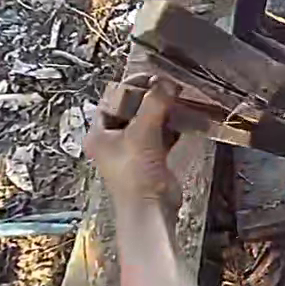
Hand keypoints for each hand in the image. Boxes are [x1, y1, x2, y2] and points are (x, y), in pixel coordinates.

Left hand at [85, 78, 180, 214]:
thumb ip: (154, 103)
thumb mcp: (142, 132)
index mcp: (99, 133)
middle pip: (131, 110)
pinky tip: (185, 116)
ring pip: (148, 122)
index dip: (130, 86)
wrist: (150, 209)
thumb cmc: (136, 171)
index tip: (152, 76)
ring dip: (163, 110)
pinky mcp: (152, 159)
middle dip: (150, 97)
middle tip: (169, 84)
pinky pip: (162, 135)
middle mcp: (113, 141)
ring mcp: (133, 151)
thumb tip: (167, 80)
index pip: (112, 100)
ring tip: (179, 96)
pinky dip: (172, 126)